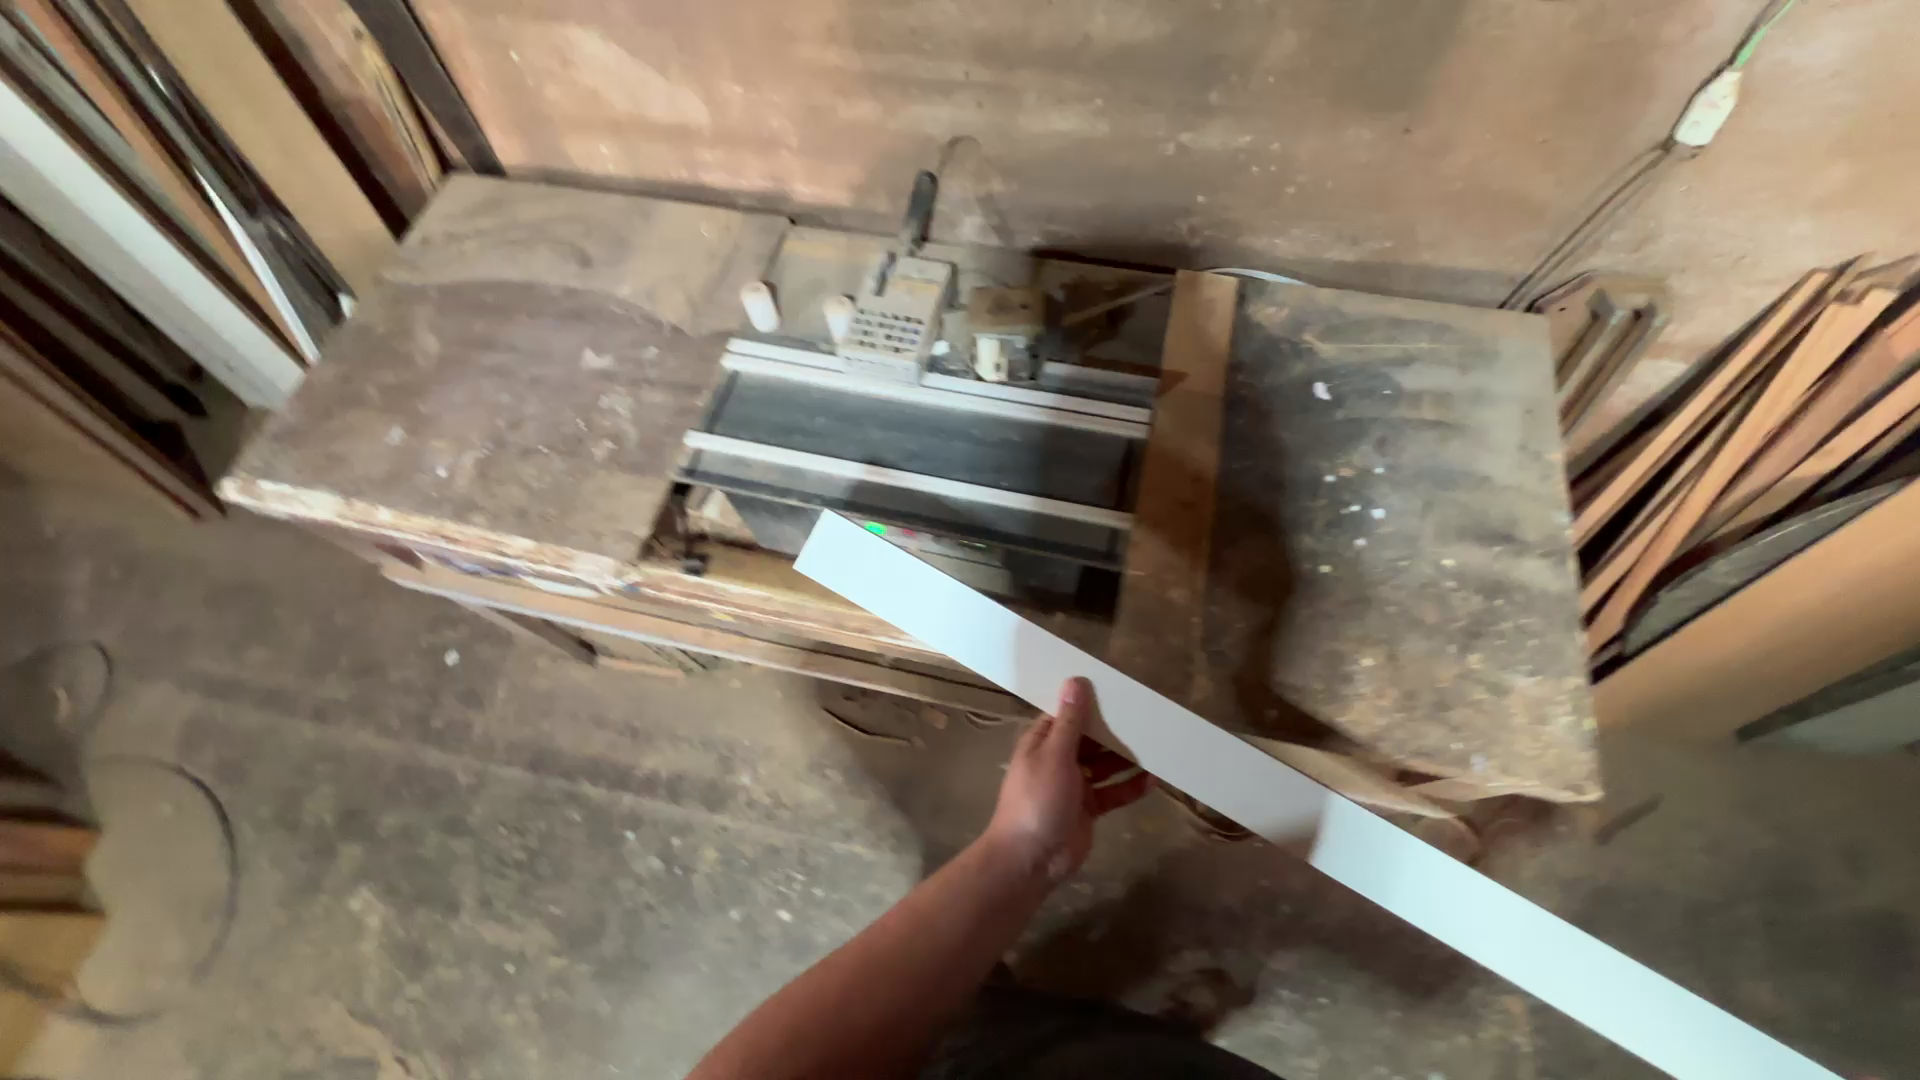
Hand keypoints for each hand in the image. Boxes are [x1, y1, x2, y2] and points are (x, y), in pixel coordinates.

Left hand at [983, 677, 1153, 880]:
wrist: (1031, 859)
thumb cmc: (1037, 799)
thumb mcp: (1054, 755)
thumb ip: (1069, 721)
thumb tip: (1075, 680)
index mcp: (1042, 741)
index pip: (1067, 713)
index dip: (1089, 701)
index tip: (1118, 688)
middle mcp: (1058, 759)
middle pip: (1090, 738)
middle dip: (1114, 730)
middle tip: (1147, 716)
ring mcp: (1074, 785)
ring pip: (1104, 765)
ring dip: (1126, 757)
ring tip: (1157, 744)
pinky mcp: (1088, 808)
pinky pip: (1113, 792)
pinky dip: (1130, 787)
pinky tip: (1154, 779)